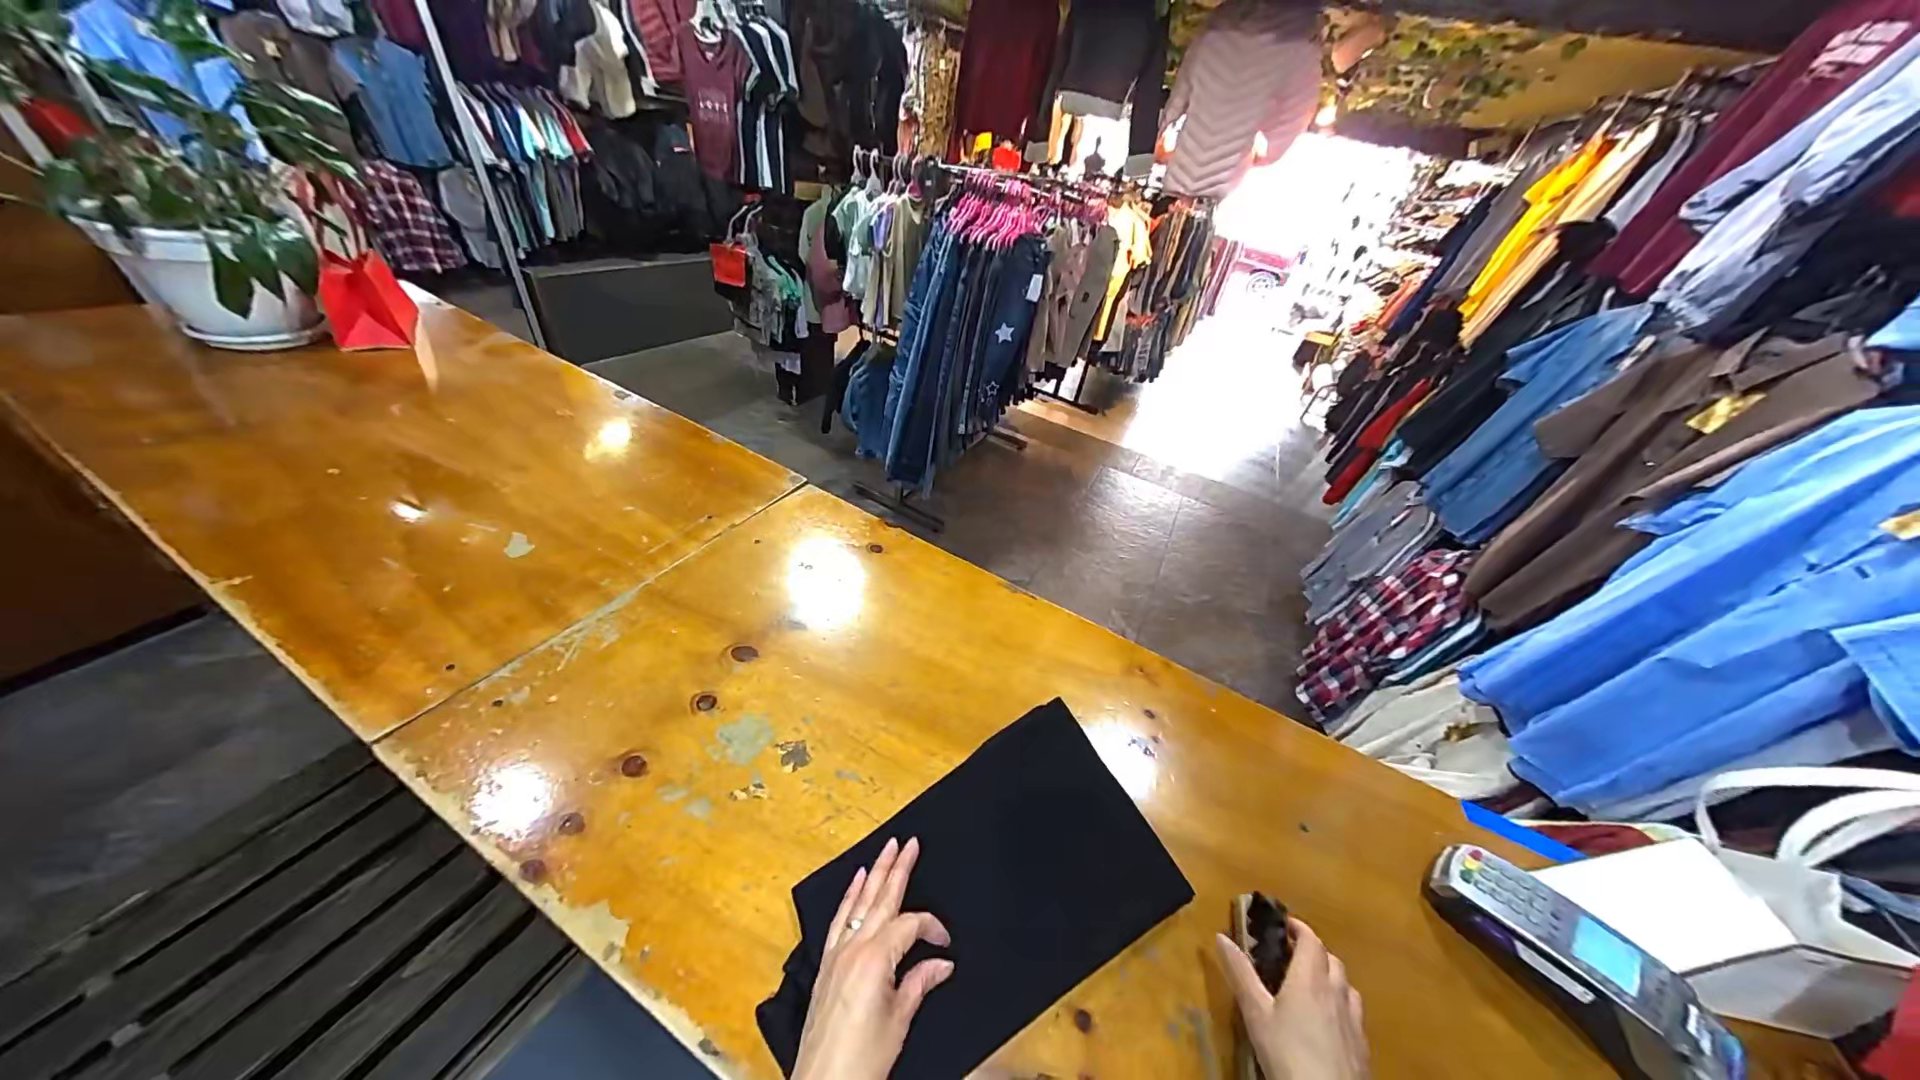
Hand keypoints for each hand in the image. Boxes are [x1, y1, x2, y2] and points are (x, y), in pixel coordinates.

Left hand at [792, 837, 953, 1079]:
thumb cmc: (862, 1059)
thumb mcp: (899, 1020)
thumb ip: (920, 982)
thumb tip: (942, 962)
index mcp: (875, 957)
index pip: (910, 925)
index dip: (932, 928)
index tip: (945, 943)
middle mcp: (854, 947)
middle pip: (881, 897)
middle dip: (897, 867)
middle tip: (909, 842)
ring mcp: (837, 953)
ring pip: (859, 901)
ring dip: (874, 872)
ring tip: (886, 848)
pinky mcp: (826, 964)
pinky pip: (839, 918)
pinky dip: (849, 896)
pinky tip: (856, 880)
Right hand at [1214, 917, 1369, 1079]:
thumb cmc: (1287, 1053)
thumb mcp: (1255, 1013)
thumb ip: (1240, 973)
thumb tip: (1221, 936)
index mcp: (1309, 979)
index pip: (1311, 941)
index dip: (1299, 928)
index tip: (1285, 924)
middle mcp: (1336, 994)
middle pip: (1332, 960)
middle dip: (1314, 950)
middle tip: (1293, 954)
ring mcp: (1354, 1022)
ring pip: (1347, 986)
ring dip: (1331, 976)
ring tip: (1312, 984)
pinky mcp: (1363, 1048)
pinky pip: (1354, 1013)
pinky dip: (1341, 1004)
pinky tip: (1329, 1022)